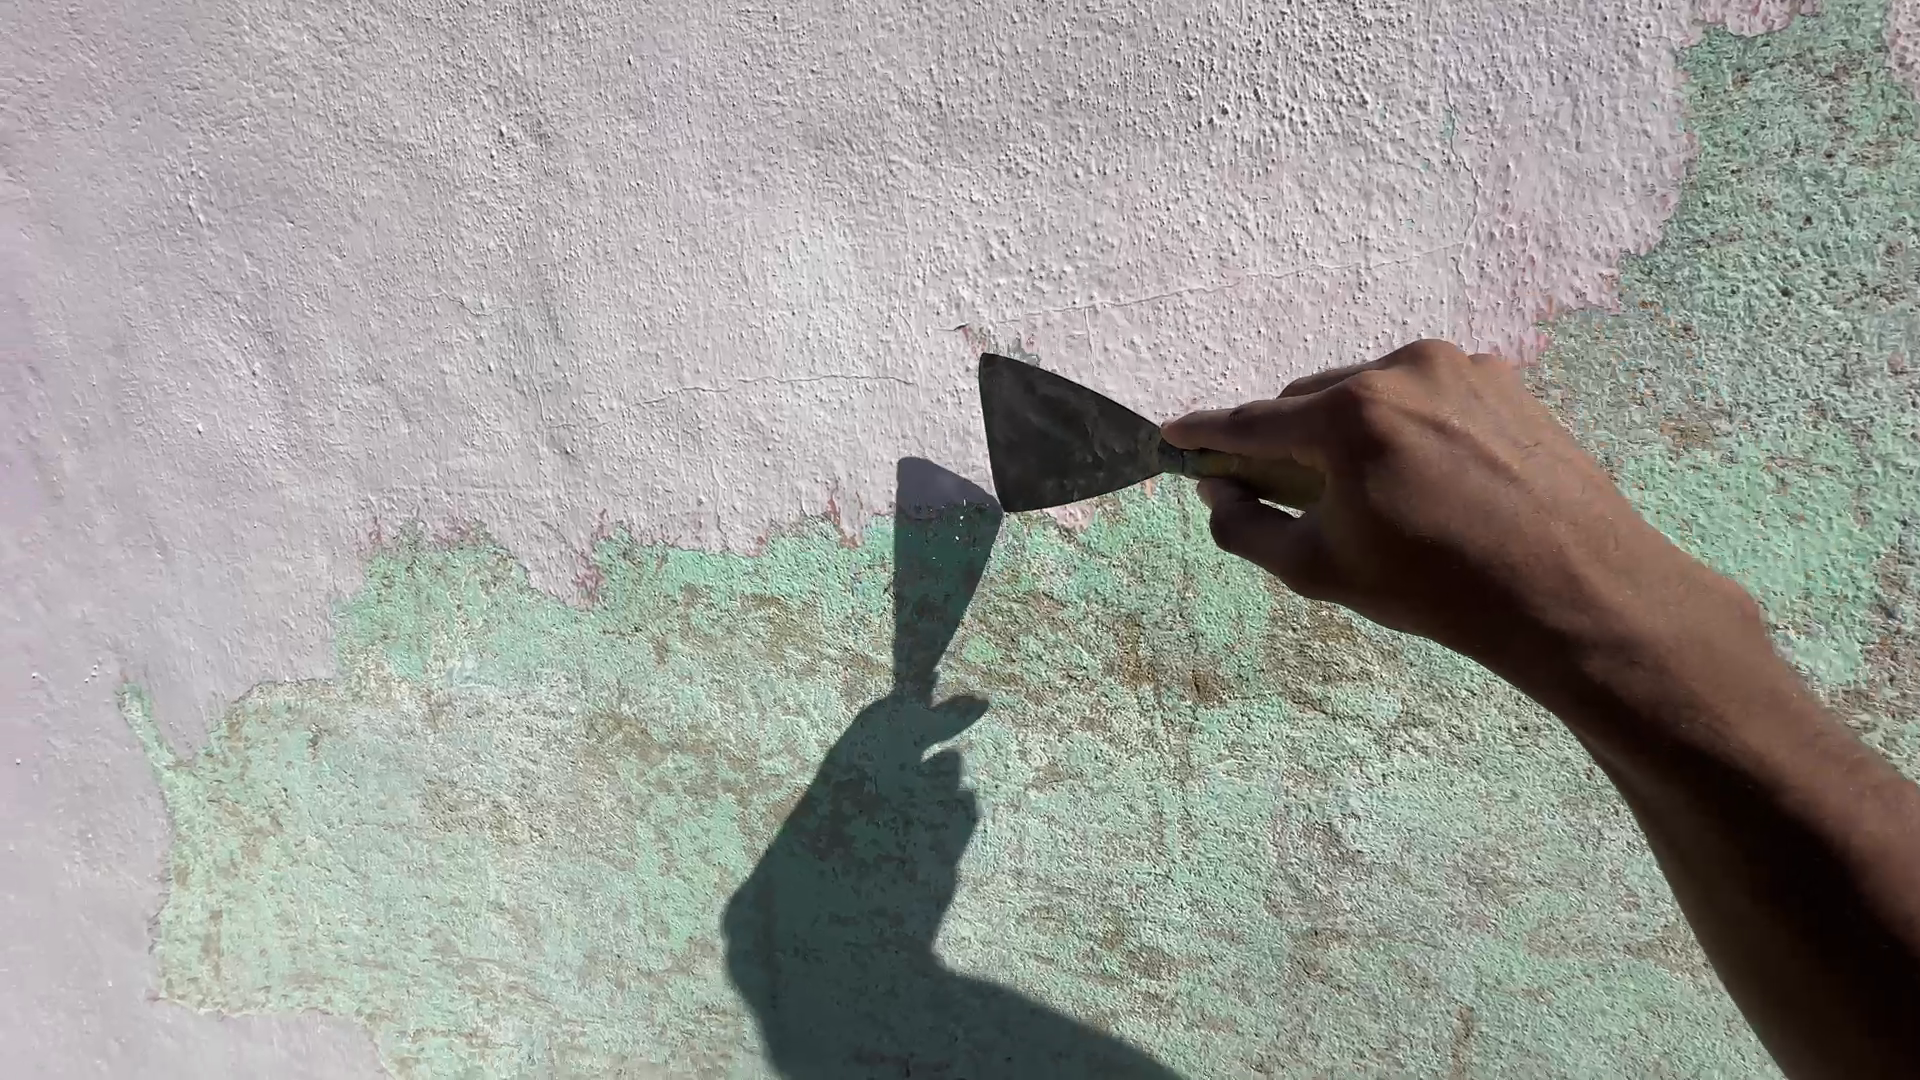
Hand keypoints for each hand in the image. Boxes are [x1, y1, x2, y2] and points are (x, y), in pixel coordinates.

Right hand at [1162, 339, 1748, 669]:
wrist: (1578, 593)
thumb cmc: (1432, 587)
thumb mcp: (1315, 569)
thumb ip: (1244, 526)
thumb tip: (1216, 492)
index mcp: (1349, 415)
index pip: (1250, 422)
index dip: (1203, 433)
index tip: (1170, 436)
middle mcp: (1399, 369)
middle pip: (1304, 400)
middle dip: (1279, 440)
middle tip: (1280, 486)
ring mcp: (1457, 366)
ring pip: (1360, 390)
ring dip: (1336, 429)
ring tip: (1358, 485)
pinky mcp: (1500, 377)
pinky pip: (1414, 392)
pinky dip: (1392, 423)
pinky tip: (1414, 470)